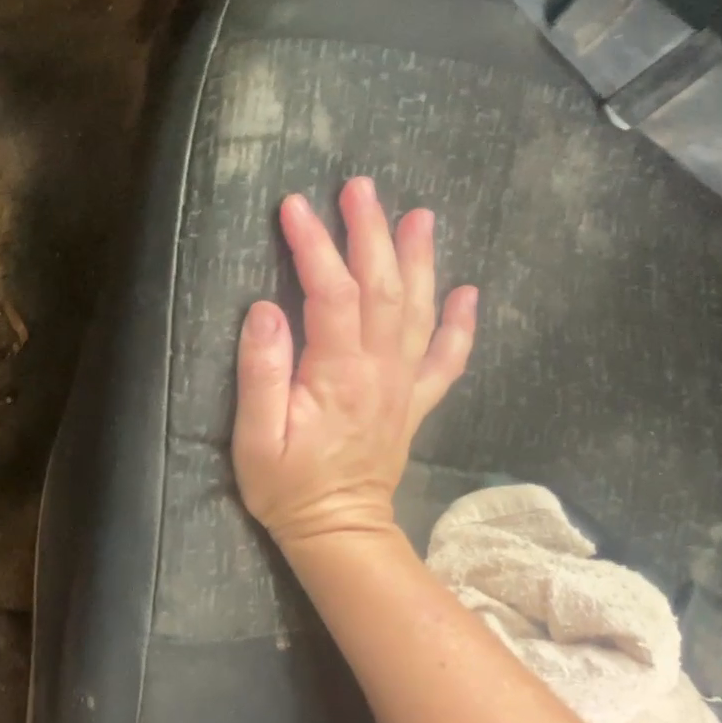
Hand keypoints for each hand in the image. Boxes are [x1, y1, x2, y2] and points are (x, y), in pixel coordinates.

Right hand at [231, 177, 478, 548]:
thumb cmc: (285, 485)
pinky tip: (467, 290)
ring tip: (417, 215)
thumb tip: (264, 311)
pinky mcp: (414, 400)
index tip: (294, 207)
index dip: (315, 247)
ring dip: (418, 260)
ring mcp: (405, 386)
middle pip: (383, 290)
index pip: (332, 296)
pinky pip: (448, 357)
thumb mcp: (254, 436)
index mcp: (339, 377)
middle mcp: (381, 372)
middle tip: (360, 188)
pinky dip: (461, 321)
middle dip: (371, 234)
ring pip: (418, 311)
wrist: (340, 533)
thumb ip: (262, 373)